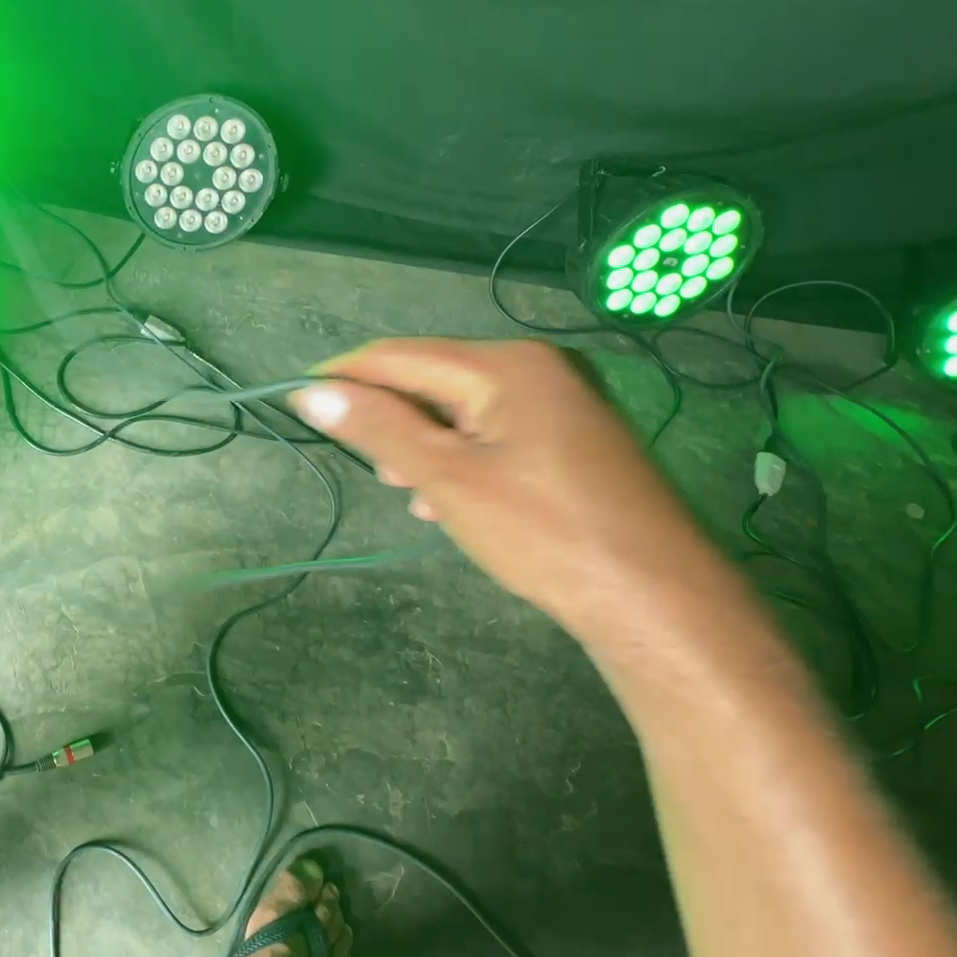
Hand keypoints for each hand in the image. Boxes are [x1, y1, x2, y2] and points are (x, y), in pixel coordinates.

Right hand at [290, 338, 737, 645]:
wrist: (658, 601)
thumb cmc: (542, 533)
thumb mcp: (445, 478)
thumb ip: (377, 428)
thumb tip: (311, 392)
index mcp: (506, 365)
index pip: (399, 356)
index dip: (344, 377)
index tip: (297, 401)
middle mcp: (537, 368)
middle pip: (432, 379)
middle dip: (389, 417)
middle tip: (367, 466)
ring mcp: (562, 401)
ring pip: (461, 409)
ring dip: (422, 443)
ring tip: (407, 490)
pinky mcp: (573, 437)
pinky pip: (493, 431)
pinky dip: (459, 457)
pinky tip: (448, 499)